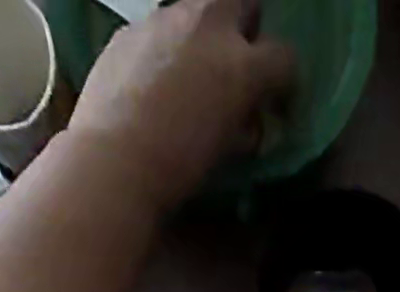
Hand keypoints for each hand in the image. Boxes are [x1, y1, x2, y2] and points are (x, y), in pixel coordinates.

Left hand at [68, 0, 295, 208]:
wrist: (114, 162)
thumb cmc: (179, 167)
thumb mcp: (226, 152)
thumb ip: (244, 128)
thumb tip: (248, 125)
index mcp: (243, 64)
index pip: (284, 58)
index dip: (284, 85)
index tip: (274, 106)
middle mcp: (208, 25)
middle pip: (243, 1)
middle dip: (245, 28)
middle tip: (233, 65)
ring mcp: (164, 20)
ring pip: (195, 11)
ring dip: (200, 37)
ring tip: (186, 77)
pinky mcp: (128, 31)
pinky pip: (156, 31)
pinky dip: (162, 51)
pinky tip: (150, 85)